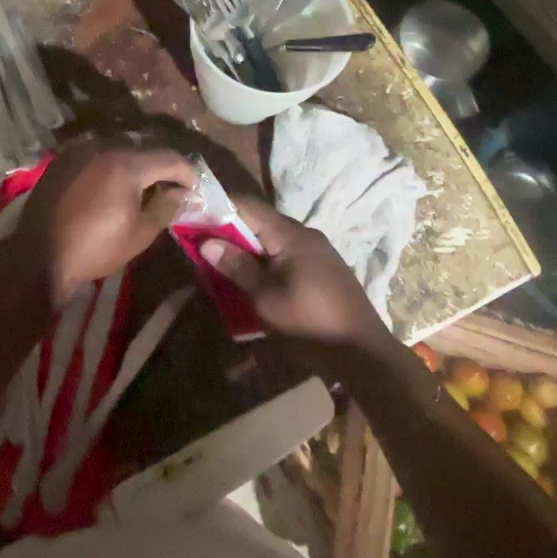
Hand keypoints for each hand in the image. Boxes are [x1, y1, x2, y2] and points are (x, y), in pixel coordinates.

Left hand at [15, 136, 197, 306]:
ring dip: (135, 158)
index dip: (187, 172)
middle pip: (145, 144)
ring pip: (119, 143)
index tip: (194, 188)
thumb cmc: (95, 247)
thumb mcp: (140, 233)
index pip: (170, 157)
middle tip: (170, 184)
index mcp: (128, 163)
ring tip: (142, 182)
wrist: (40, 255)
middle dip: (162, 162)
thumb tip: (182, 193)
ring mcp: (80, 149)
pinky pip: (95, 149)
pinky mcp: (63, 158)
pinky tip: (111, 180)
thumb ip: (166, 207)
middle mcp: (104, 146)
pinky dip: (110, 159)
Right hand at [200, 196, 395, 376]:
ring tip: (224, 269)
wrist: (364, 352)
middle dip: (229, 232)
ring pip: (273, 240)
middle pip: (259, 222)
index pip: (247, 205)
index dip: (218, 207)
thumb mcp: (265, 298)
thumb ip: (236, 267)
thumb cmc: (309, 323)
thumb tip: (207, 240)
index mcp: (290, 234)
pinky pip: (287, 255)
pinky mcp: (324, 269)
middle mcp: (306, 234)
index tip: (193, 218)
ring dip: (247, 250)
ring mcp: (318, 251)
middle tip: (204, 250)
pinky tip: (255, 283)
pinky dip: (266, 262)